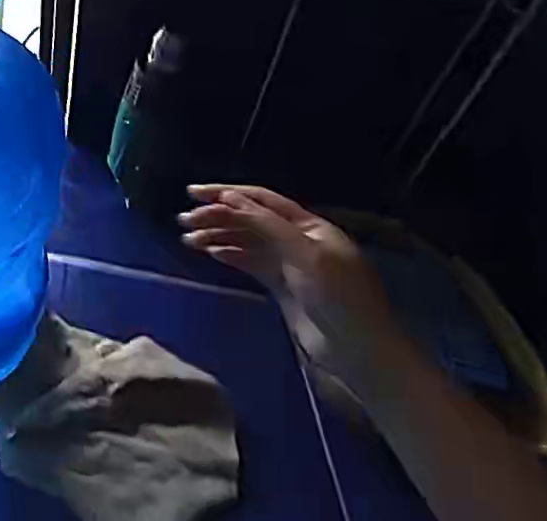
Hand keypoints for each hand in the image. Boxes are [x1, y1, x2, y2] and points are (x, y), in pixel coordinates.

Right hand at [178, 185, 400, 386]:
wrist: (362, 353)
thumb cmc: (340, 298)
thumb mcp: (305, 254)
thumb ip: (266, 224)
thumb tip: (229, 197)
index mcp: (309, 226)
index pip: (260, 200)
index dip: (226, 193)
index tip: (192, 194)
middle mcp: (297, 239)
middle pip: (249, 219)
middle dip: (216, 216)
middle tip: (184, 222)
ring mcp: (289, 263)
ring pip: (244, 239)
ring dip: (216, 235)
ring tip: (189, 240)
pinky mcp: (281, 285)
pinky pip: (248, 261)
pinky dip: (228, 254)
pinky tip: (210, 253)